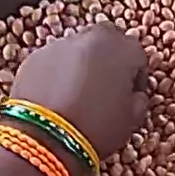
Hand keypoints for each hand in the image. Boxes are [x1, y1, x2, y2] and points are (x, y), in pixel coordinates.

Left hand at [10, 24, 148, 159]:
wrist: (45, 137)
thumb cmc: (96, 129)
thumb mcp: (130, 121)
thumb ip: (139, 101)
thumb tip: (135, 96)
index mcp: (122, 50)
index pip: (138, 56)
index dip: (137, 78)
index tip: (132, 95)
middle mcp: (91, 38)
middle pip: (107, 42)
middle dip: (110, 61)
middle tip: (106, 89)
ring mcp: (60, 45)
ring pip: (78, 50)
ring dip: (82, 67)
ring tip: (79, 97)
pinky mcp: (35, 57)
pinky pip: (54, 63)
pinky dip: (58, 75)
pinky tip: (58, 99)